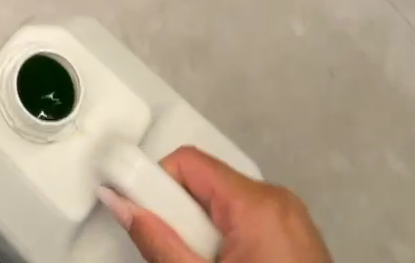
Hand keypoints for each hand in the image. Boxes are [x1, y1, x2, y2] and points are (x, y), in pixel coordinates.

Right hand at [99, 147, 331, 262]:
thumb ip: (156, 240)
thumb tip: (114, 199)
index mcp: (257, 203)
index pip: (187, 162)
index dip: (158, 186)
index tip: (147, 223)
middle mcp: (278, 200)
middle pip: (206, 183)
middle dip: (182, 215)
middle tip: (179, 258)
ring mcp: (294, 221)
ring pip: (224, 205)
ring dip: (203, 232)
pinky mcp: (300, 242)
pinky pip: (248, 223)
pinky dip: (228, 242)